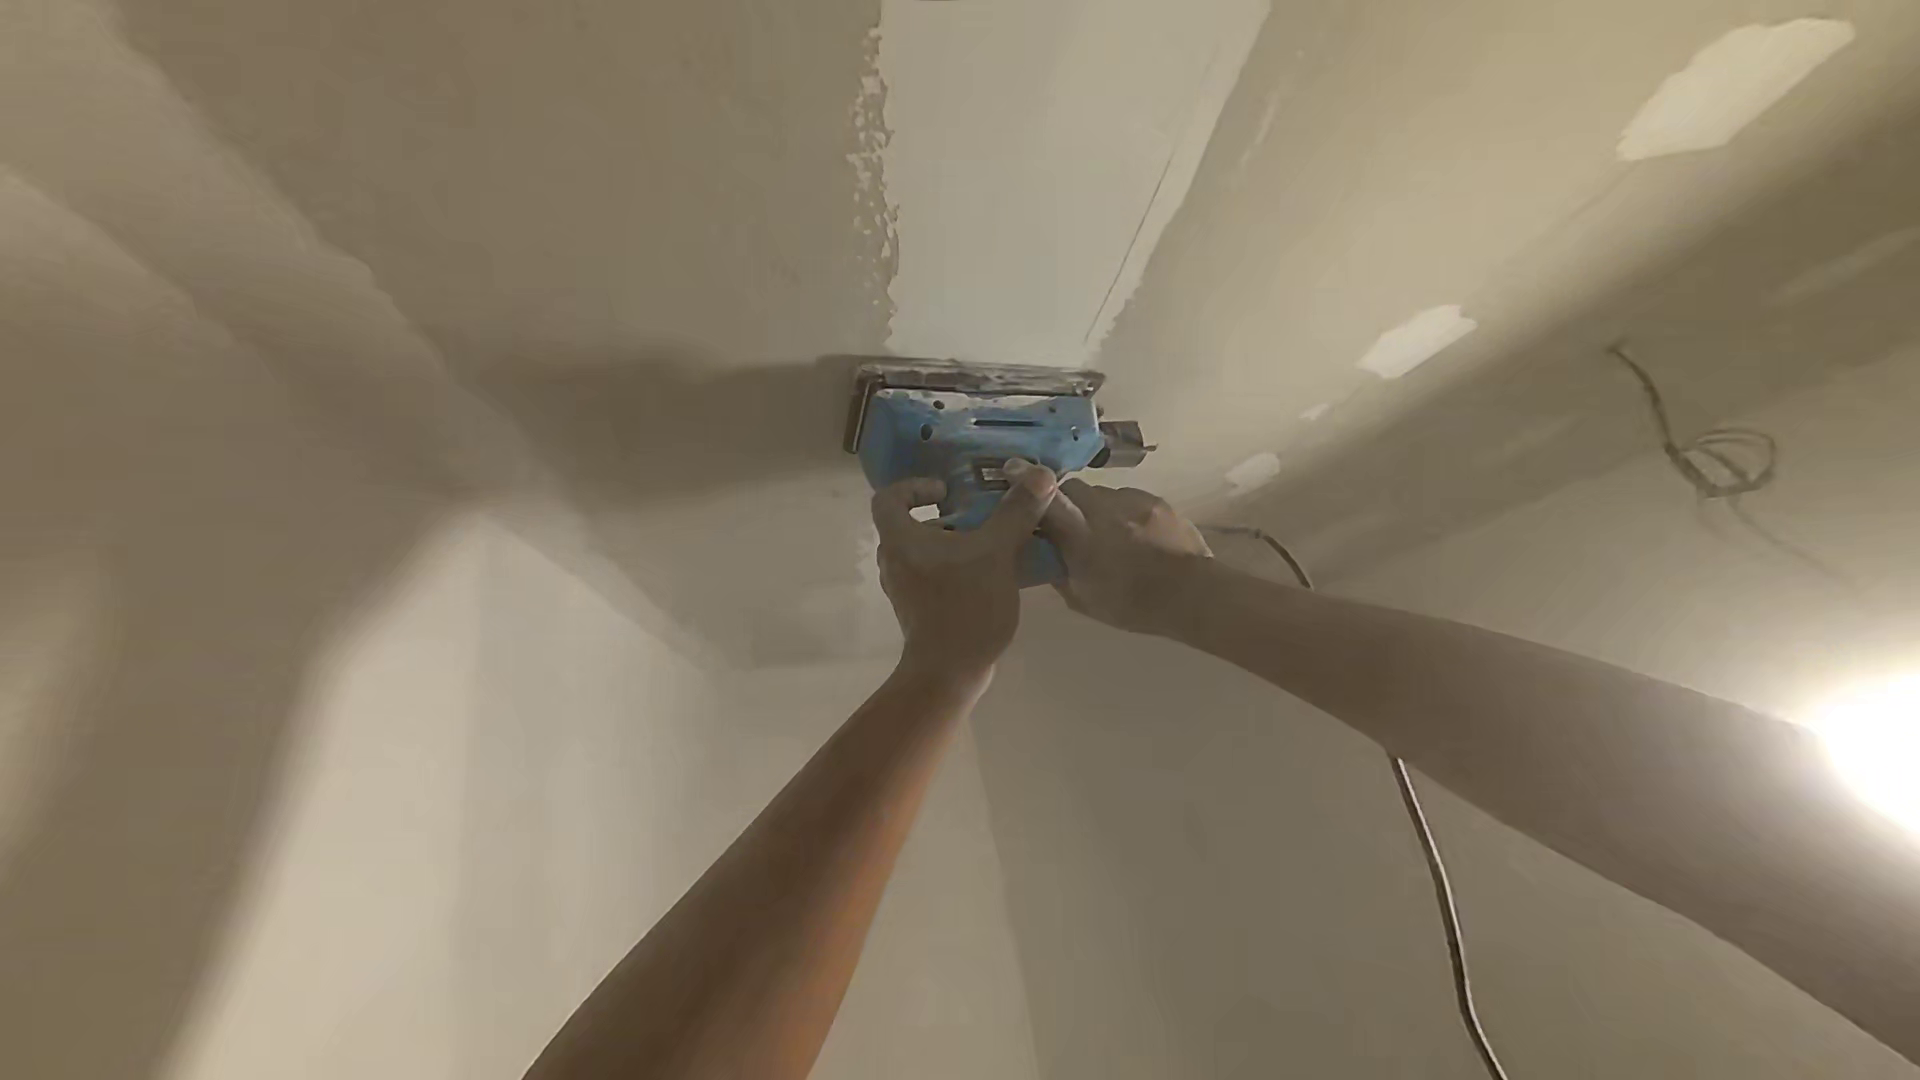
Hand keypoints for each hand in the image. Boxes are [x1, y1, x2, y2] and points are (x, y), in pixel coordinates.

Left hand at [871, 461, 1058, 677]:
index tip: (946, 492)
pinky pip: (932, 575)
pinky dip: (954, 567)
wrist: (950, 671)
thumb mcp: (996, 553)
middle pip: (910, 525)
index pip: (888, 498)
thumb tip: (1040, 475)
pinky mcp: (918, 609)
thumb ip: (1015, 513)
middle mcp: (894, 562)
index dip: (914, 487)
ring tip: (990, 543)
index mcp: (900, 541)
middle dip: (945, 517)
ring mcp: (903, 589)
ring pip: (923, 552)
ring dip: (953, 543)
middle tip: (978, 515)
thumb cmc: (966, 606)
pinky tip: (989, 574)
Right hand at [1020, 466, 1212, 635]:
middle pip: (1071, 488)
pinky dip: (1121, 512)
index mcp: (1080, 535)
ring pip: (1100, 494)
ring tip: (1105, 532)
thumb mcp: (1082, 599)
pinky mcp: (1155, 500)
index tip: (1011, 469)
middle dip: (1062, 499)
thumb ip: (1058, 573)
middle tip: (1066, 522)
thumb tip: (1045, 557)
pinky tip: (1132, 534)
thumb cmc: (1131, 604)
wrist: (1191, 594)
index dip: (1025, 481)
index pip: (1044, 498)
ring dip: (1094, 508)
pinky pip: (1127, 499)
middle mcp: (1102, 508)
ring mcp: (1131, 501)